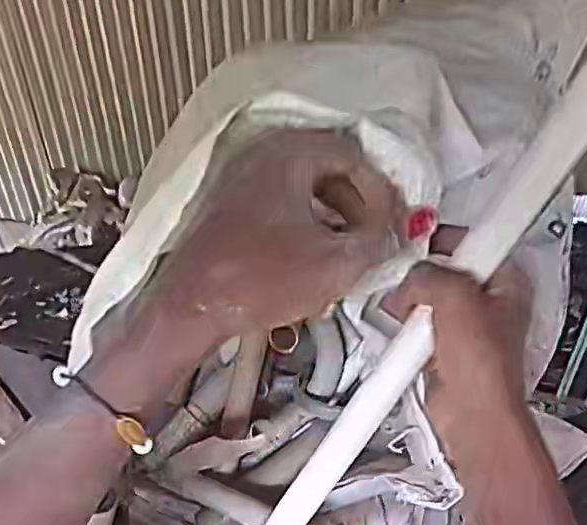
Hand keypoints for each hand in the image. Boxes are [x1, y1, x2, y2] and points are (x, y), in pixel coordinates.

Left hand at [147, 128, 405, 339]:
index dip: (383, 194)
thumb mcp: (334, 265)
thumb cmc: (254, 281)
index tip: (394, 224)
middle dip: (358, 212)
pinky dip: (304, 236)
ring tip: (346, 261)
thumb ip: (374, 245)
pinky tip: (310, 269)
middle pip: (329, 175)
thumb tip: (389, 238)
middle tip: (374, 241)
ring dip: (332, 227)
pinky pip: (279, 216)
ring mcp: (240, 186)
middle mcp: (261, 158)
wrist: (192, 308)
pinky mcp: (228, 218)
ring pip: (304, 197)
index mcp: (289, 153)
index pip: (355, 158)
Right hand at [383, 245, 532, 435]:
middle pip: (442, 275)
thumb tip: (412, 274)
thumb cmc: (485, 368)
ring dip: (410, 313)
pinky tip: (406, 343)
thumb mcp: (456, 299)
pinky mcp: (442, 354)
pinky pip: (416, 334)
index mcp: (506, 282)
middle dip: (418, 282)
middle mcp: (486, 305)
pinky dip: (406, 337)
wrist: (470, 416)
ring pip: (426, 305)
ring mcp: (463, 331)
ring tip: (407, 322)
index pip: (473, 243)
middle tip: (408, 290)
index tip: (419, 238)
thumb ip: (431, 275)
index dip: (444, 239)